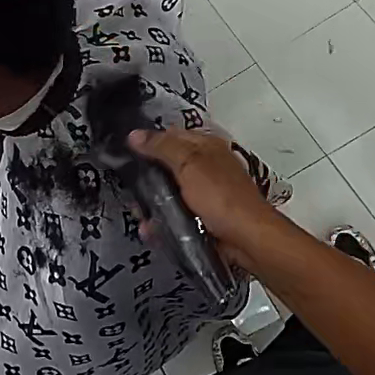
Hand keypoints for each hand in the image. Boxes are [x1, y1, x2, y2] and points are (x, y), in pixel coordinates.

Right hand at [128, 128, 293, 267]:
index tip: (128, 152)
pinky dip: (164, 223)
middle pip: (169, 166)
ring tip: (143, 213)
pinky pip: (178, 216)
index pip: (171, 135)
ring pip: (171, 194)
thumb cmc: (226, 200)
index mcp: (207, 147)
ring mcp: (207, 194)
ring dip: (154, 204)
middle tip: (135, 189)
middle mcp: (208, 168)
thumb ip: (162, 147)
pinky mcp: (205, 217)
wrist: (247, 239)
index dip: (149, 142)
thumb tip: (137, 135)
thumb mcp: (188, 164)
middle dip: (148, 179)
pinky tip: (154, 229)